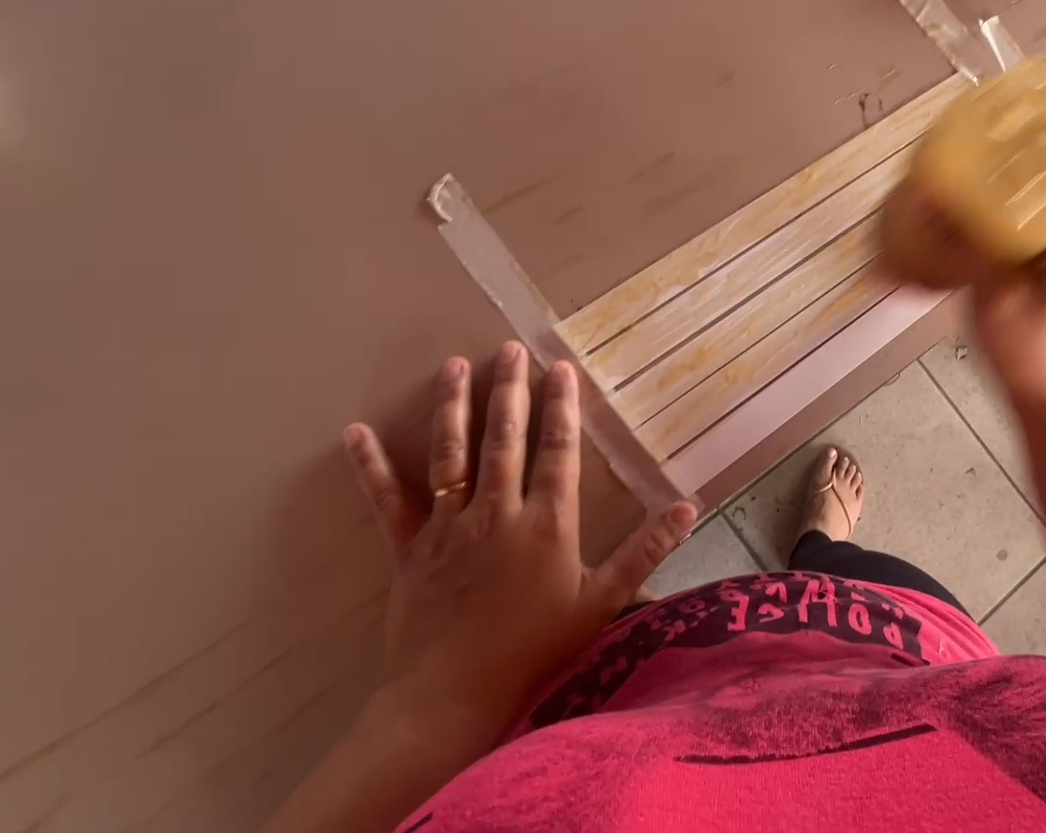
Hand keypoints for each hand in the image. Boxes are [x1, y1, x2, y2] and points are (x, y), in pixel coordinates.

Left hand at [343, 342, 697, 740]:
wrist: (453, 696)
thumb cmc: (538, 647)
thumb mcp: (603, 601)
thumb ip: (646, 550)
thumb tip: (689, 507)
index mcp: (547, 522)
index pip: (557, 450)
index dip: (560, 407)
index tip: (560, 368)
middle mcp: (497, 512)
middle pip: (504, 439)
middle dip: (509, 390)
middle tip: (510, 349)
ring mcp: (449, 528)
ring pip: (451, 455)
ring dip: (453, 407)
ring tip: (455, 365)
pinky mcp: (409, 550)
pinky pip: (389, 501)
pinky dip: (372, 466)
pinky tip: (356, 431)